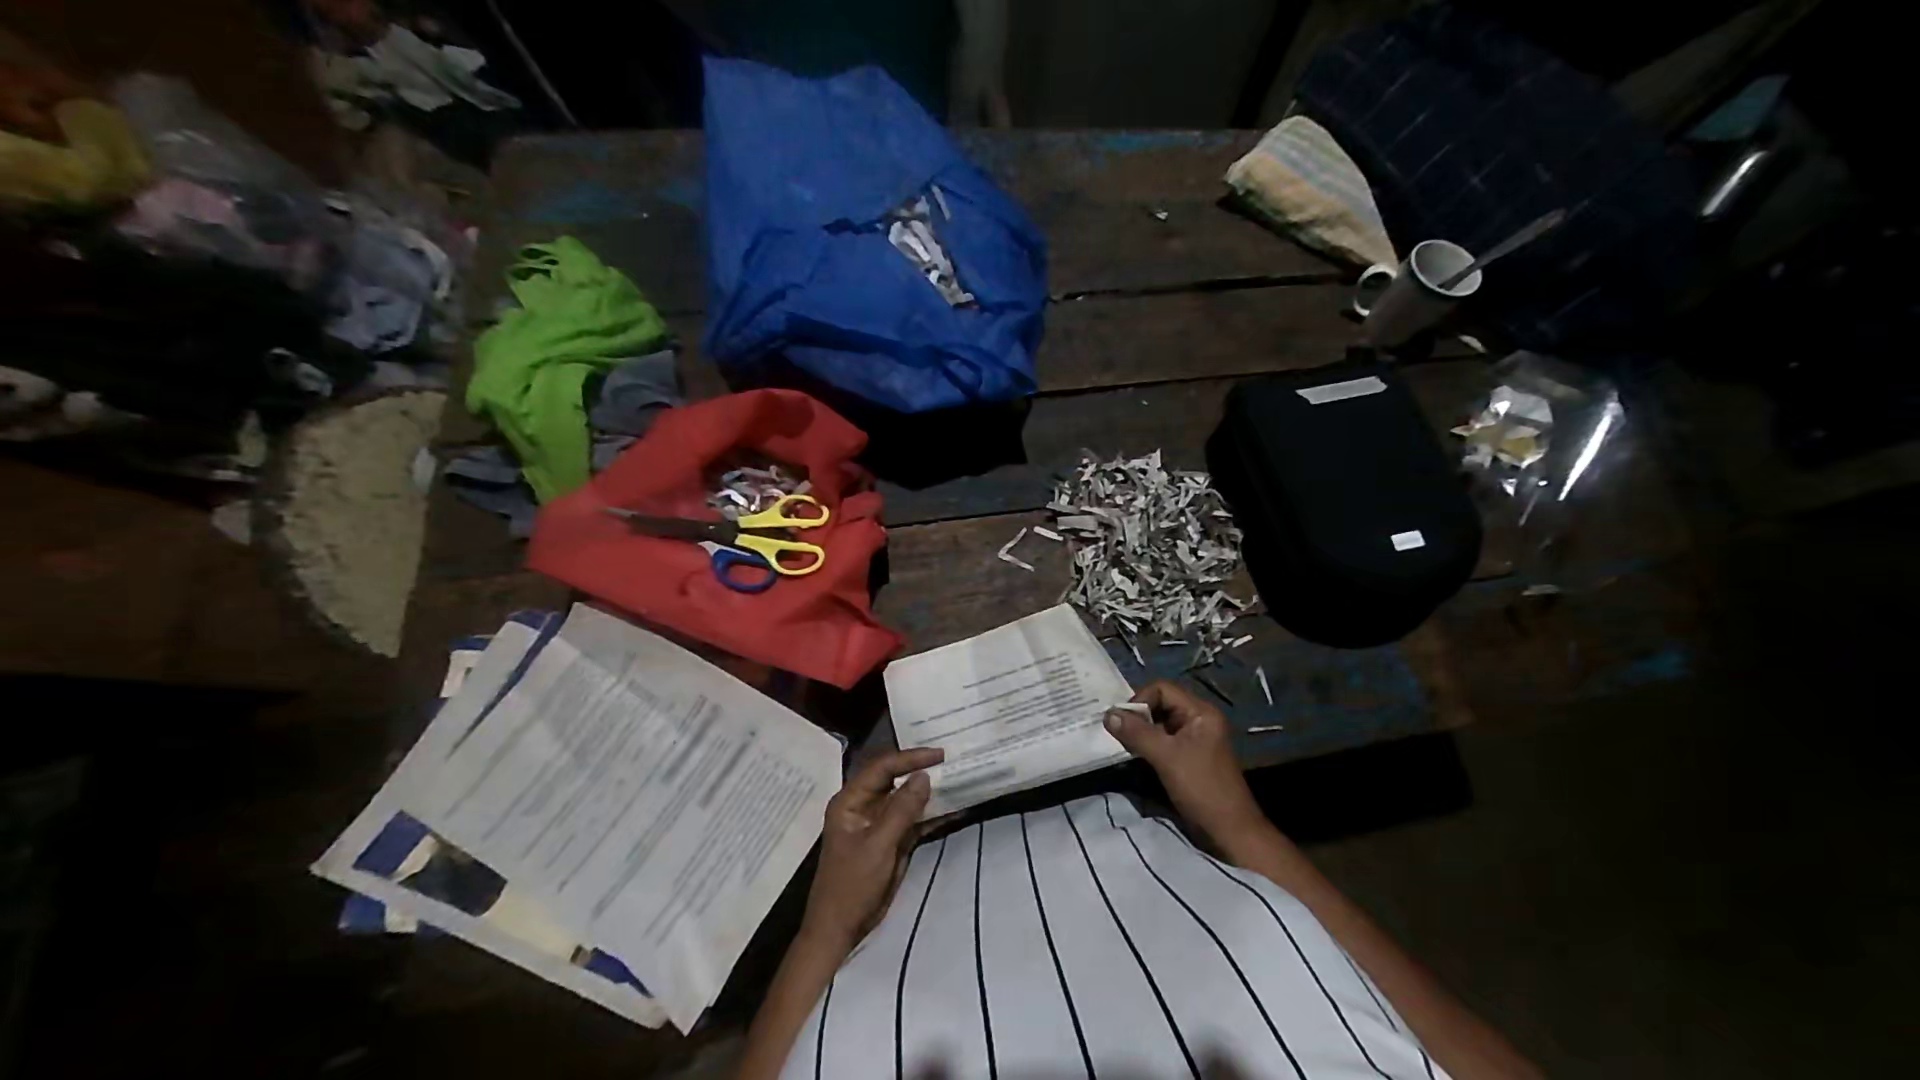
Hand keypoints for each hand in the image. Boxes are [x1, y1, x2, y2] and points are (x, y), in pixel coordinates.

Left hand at [799, 747, 942, 954]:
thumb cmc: (852, 885)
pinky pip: (912, 821)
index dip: (910, 758)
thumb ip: (902, 809)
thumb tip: (925, 776)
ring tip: (957, 779)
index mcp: (850, 800)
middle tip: (951, 761)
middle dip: (921, 770)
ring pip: (905, 799)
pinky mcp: (889, 842)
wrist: (839, 931)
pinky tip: (953, 809)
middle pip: (894, 779)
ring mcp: (877, 824)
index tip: (940, 755)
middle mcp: (863, 806)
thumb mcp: (879, 846)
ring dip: (929, 793)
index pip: (882, 768)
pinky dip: (930, 816)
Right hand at [1106, 680, 1266, 845]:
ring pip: (1159, 723)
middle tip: (1119, 732)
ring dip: (1140, 731)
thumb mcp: (1165, 757)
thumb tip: (1107, 714)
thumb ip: (1136, 733)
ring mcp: (1195, 739)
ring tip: (1124, 744)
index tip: (1122, 721)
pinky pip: (1163, 739)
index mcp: (1201, 712)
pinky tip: (1135, 754)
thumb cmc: (1201, 788)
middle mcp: (1199, 720)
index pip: (1162, 689)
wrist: (1229, 831)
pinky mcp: (1189, 756)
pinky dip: (1147, 743)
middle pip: (1160, 703)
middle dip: (1137, 715)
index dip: (1139, 700)